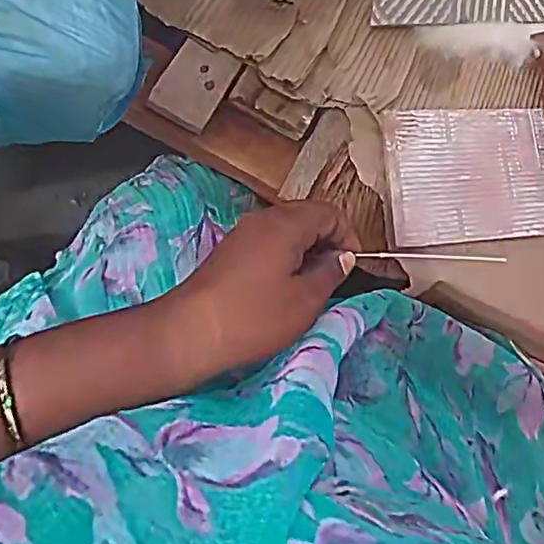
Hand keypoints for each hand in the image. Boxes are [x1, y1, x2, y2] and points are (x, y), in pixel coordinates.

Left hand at [160, 200, 357, 382]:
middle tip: (337, 275)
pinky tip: (285, 284)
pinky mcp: (232, 247)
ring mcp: (245, 230)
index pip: (329, 212)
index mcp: (286, 223)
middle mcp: (264, 217)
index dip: (348, 235)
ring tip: (313, 282)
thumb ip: (330, 273)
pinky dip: (285, 253)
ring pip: (287, 226)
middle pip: (308, 214)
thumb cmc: (252, 317)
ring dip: (306, 247)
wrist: (190, 331)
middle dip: (328, 239)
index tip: (354, 265)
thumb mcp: (304, 301)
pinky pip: (269, 238)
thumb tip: (343, 256)